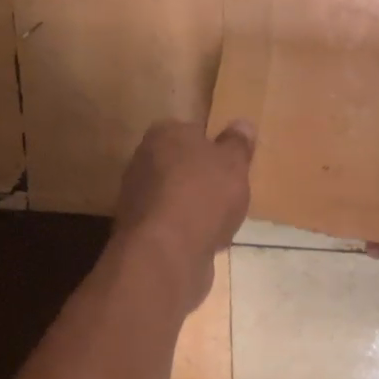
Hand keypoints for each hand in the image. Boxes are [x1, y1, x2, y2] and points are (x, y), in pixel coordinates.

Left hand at [110, 119, 256, 312]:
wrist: (166, 253)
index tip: (233, 162)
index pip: (192, 130)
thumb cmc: (203, 195)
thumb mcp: (233, 163)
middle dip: (204, 177)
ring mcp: (137, 198)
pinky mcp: (140, 231)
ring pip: (176, 195)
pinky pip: (172, 224)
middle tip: (231, 191)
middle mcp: (142, 161)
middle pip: (182, 164)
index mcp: (163, 134)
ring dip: (196, 206)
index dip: (214, 145)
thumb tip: (242, 124)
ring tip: (222, 219)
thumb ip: (238, 143)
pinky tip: (207, 241)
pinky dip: (188, 230)